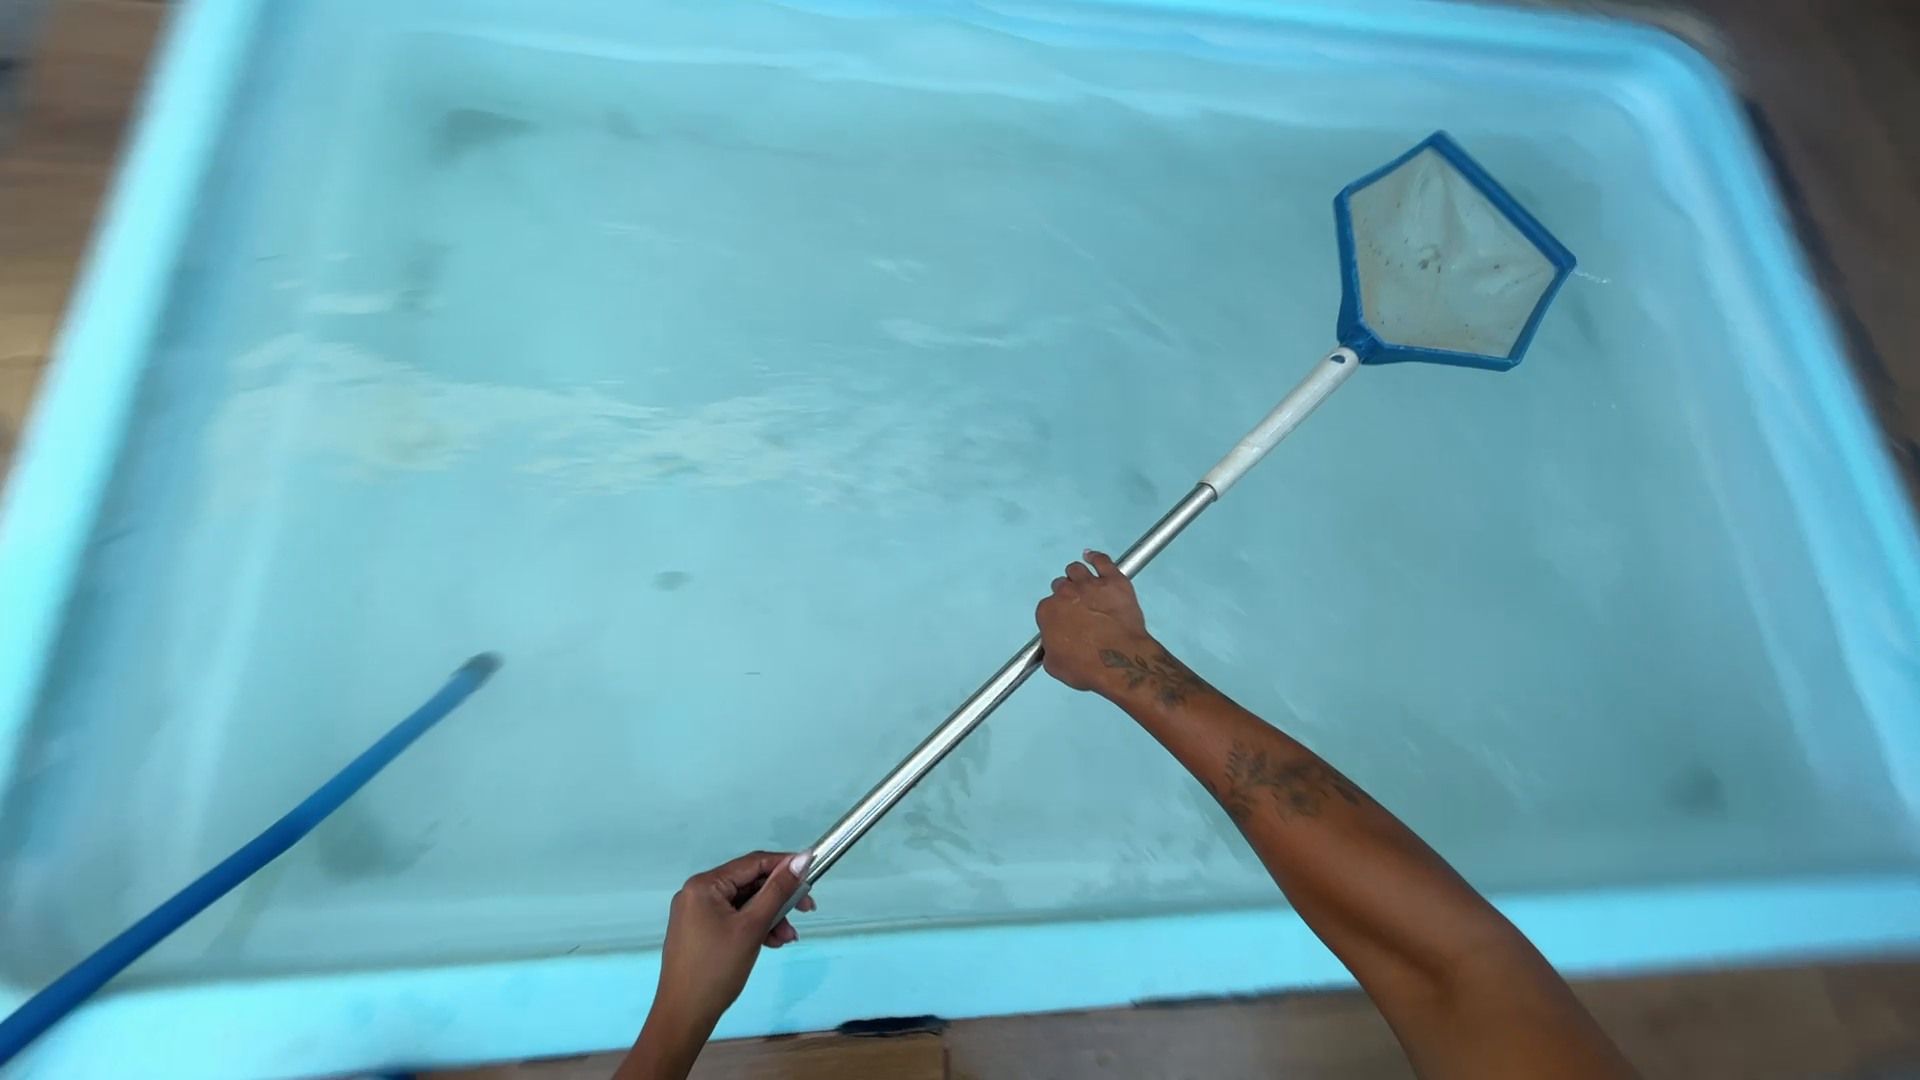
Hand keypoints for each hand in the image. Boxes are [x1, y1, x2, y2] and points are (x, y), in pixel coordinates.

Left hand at [620, 851, 815, 1078]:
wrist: (683, 1020)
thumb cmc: (718, 969)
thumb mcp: (753, 926)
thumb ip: (779, 889)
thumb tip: (803, 858)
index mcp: (704, 885)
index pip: (753, 862)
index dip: (785, 865)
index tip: (811, 873)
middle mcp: (698, 892)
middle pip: (749, 884)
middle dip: (779, 899)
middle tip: (806, 910)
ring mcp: (697, 913)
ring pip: (745, 903)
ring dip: (770, 916)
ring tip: (788, 938)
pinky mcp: (701, 931)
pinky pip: (735, 918)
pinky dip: (755, 927)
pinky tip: (773, 942)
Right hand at [1035, 549, 1155, 694]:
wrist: (1121, 662)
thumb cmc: (1087, 668)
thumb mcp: (1055, 666)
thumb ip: (1049, 649)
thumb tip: (1053, 645)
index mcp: (1048, 612)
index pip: (1047, 608)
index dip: (1057, 616)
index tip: (1065, 624)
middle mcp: (1065, 592)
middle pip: (1060, 586)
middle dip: (1066, 595)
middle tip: (1077, 609)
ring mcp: (1090, 584)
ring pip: (1076, 570)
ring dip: (1076, 576)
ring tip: (1083, 585)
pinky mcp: (1114, 580)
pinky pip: (1102, 560)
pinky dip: (1095, 557)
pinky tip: (1091, 556)